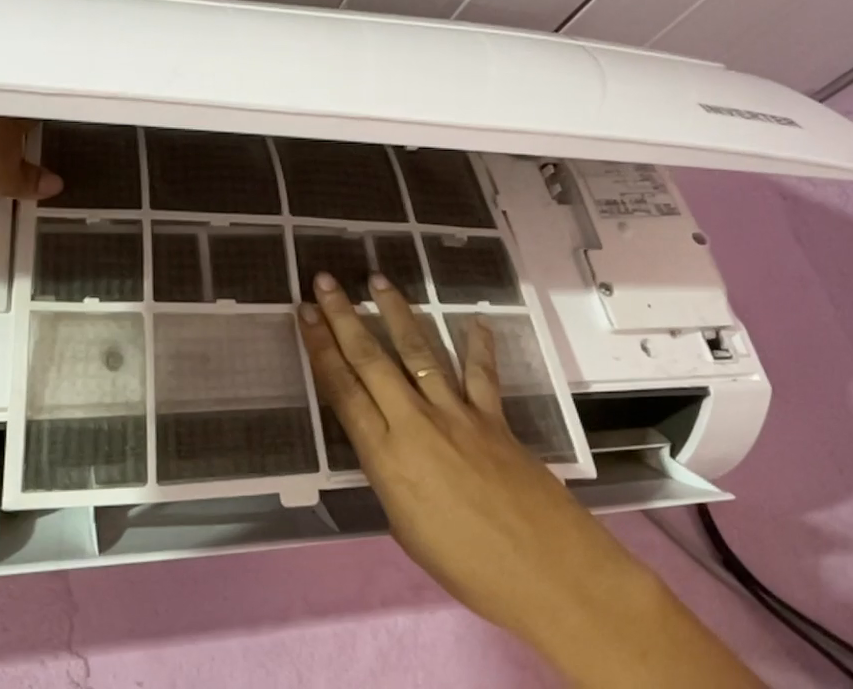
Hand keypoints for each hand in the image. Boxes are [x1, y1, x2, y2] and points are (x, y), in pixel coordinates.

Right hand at [297, 271, 628, 647]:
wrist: (546, 571)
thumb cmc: (464, 566)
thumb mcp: (403, 527)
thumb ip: (390, 477)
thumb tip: (385, 450)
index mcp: (385, 457)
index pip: (342, 390)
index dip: (320, 349)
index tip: (305, 314)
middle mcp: (415, 423)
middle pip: (372, 360)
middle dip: (344, 317)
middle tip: (326, 281)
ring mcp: (457, 415)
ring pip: (419, 353)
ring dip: (396, 313)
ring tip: (378, 281)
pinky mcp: (493, 418)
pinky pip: (480, 374)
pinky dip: (476, 346)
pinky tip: (473, 321)